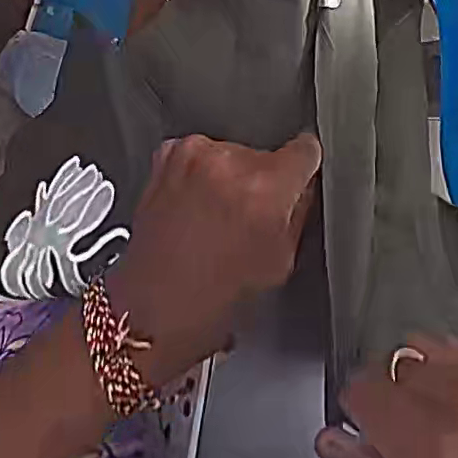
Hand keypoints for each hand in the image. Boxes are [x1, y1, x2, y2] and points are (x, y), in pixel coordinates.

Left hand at [107, 133, 320, 383]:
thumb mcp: (280, 260)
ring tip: (217, 215)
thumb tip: (304, 184)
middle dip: (264, 179)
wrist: (152, 308)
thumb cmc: (211, 297)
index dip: (306, 165)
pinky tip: (196, 205)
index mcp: (266, 188)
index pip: (305, 149)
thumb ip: (299, 211)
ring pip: (233, 152)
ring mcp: (195, 156)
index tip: (302, 171)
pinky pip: (201, 153)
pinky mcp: (170, 155)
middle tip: (250, 216)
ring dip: (231, 175)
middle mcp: (229, 163)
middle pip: (266, 153)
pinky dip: (202, 172)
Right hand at [316, 337, 457, 457]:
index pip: (366, 389)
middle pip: (399, 367)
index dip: (356, 409)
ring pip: (435, 350)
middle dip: (394, 401)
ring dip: (428, 380)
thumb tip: (337, 443)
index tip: (358, 421)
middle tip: (403, 439)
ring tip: (439, 423)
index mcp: (440, 445)